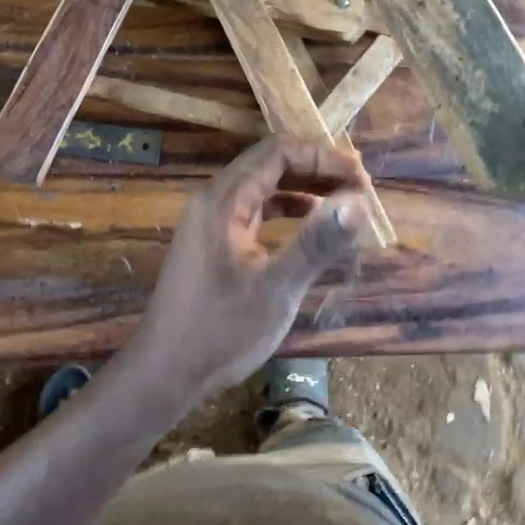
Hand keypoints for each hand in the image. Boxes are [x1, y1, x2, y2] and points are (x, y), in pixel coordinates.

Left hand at [128, 136, 372, 401]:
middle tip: (360, 187)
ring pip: (264, 185)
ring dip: (304, 187)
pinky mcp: (213, 240)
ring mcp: (211, 219)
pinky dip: (286, 209)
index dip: (323, 156)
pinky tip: (311, 224)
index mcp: (225, 199)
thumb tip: (359, 201)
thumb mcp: (277, 289)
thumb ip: (317, 241)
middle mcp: (215, 198)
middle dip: (317, 168)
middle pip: (271, 162)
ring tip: (344, 202)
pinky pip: (255, 209)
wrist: (164, 372)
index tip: (361, 178)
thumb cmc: (220, 331)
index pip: (279, 151)